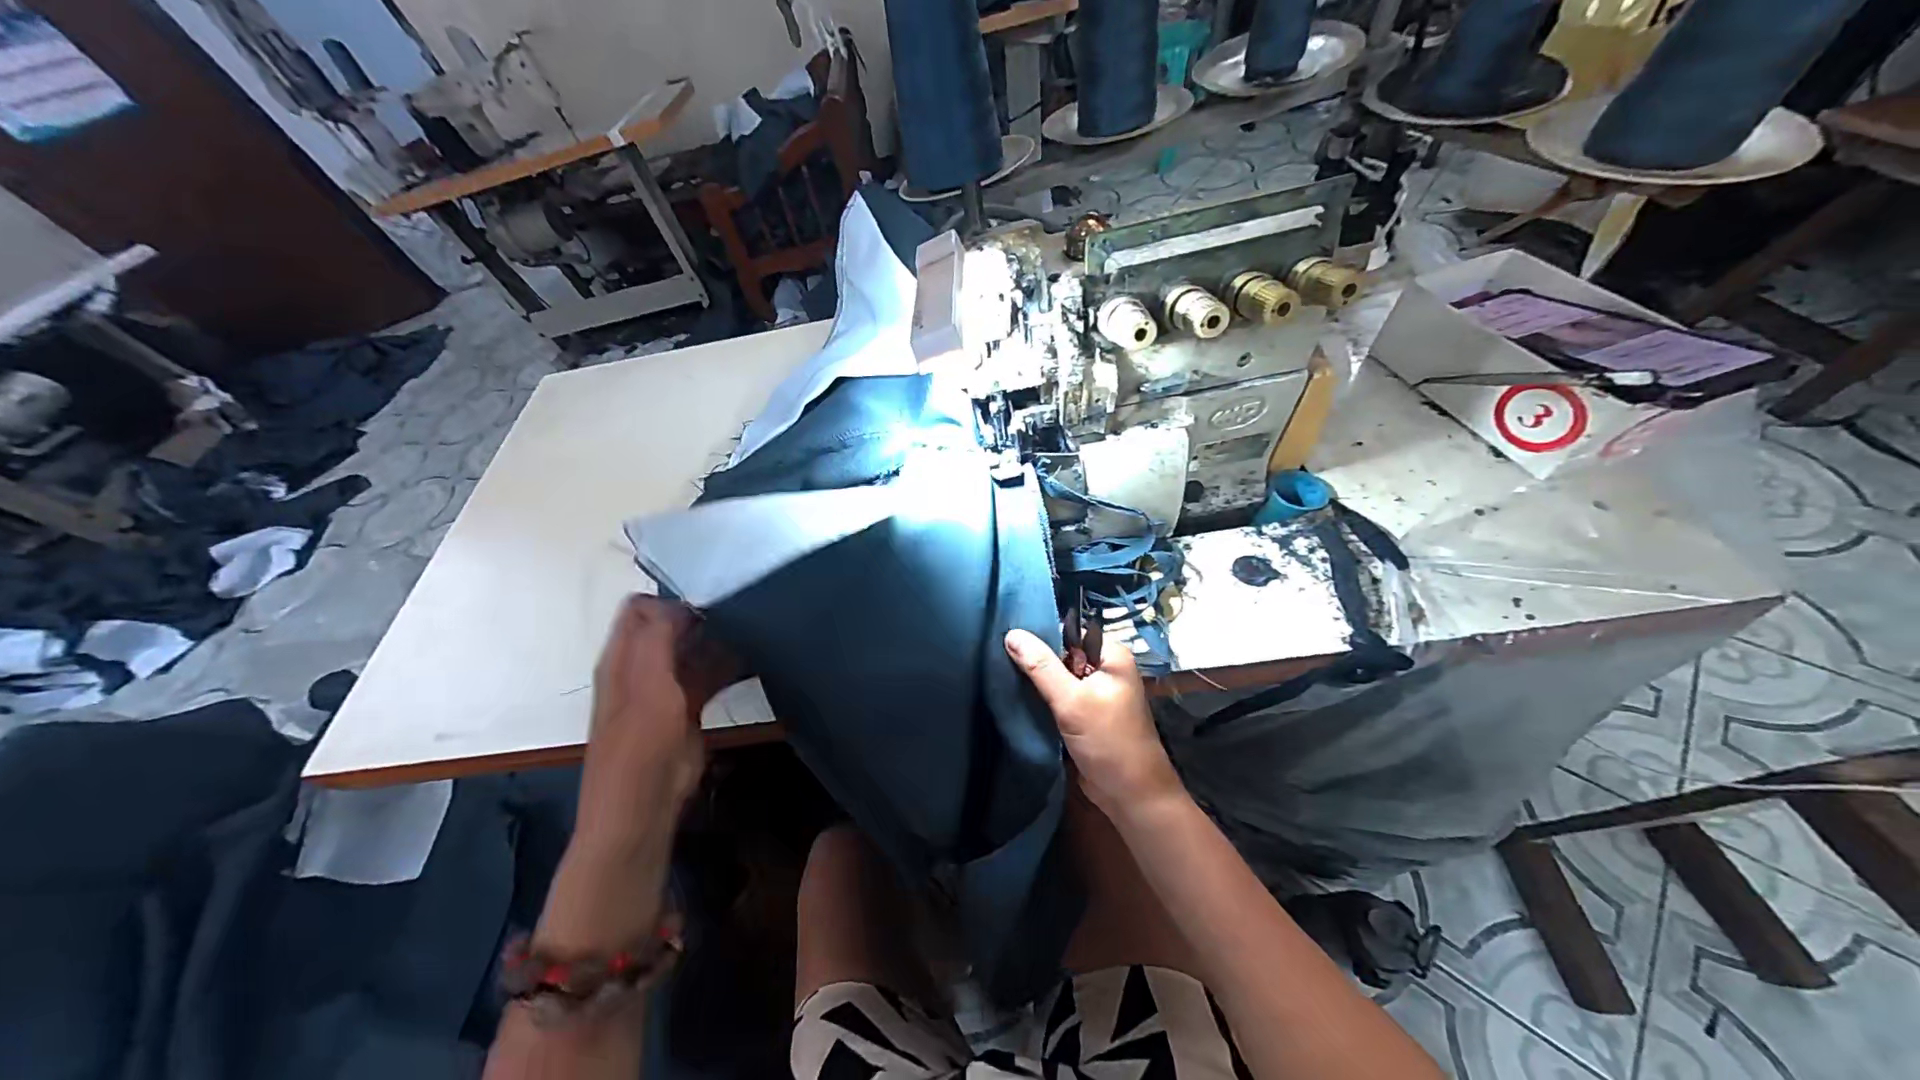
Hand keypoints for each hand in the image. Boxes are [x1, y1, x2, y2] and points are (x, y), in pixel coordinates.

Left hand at [540, 595, 739, 956]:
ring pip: (694, 651)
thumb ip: (657, 638)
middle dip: (703, 616)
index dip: (672, 598)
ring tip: (758, 629)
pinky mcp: (687, 712)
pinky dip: (729, 666)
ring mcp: (665, 690)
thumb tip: (677, 602)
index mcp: (622, 658)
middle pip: (671, 627)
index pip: (641, 608)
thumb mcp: (646, 684)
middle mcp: (642, 668)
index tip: (713, 597)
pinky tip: (756, 660)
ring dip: (720, 641)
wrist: (642, 808)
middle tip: (744, 609)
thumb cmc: (640, 746)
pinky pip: (709, 677)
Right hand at [1004, 628, 1185, 822]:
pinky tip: (1017, 697)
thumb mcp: (1071, 700)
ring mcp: (1096, 693)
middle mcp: (1106, 669)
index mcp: (1112, 656)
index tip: (1008, 639)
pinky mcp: (1086, 715)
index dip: (1041, 635)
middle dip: (1035, 659)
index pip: (1070, 631)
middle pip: (1062, 654)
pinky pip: (1059, 698)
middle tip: (1000, 659)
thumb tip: (1011, 633)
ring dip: (1037, 682)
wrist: (1130, 795)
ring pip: (1058, 678)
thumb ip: (1041, 666)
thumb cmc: (1108, 741)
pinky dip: (1042, 699)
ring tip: (1003, 675)